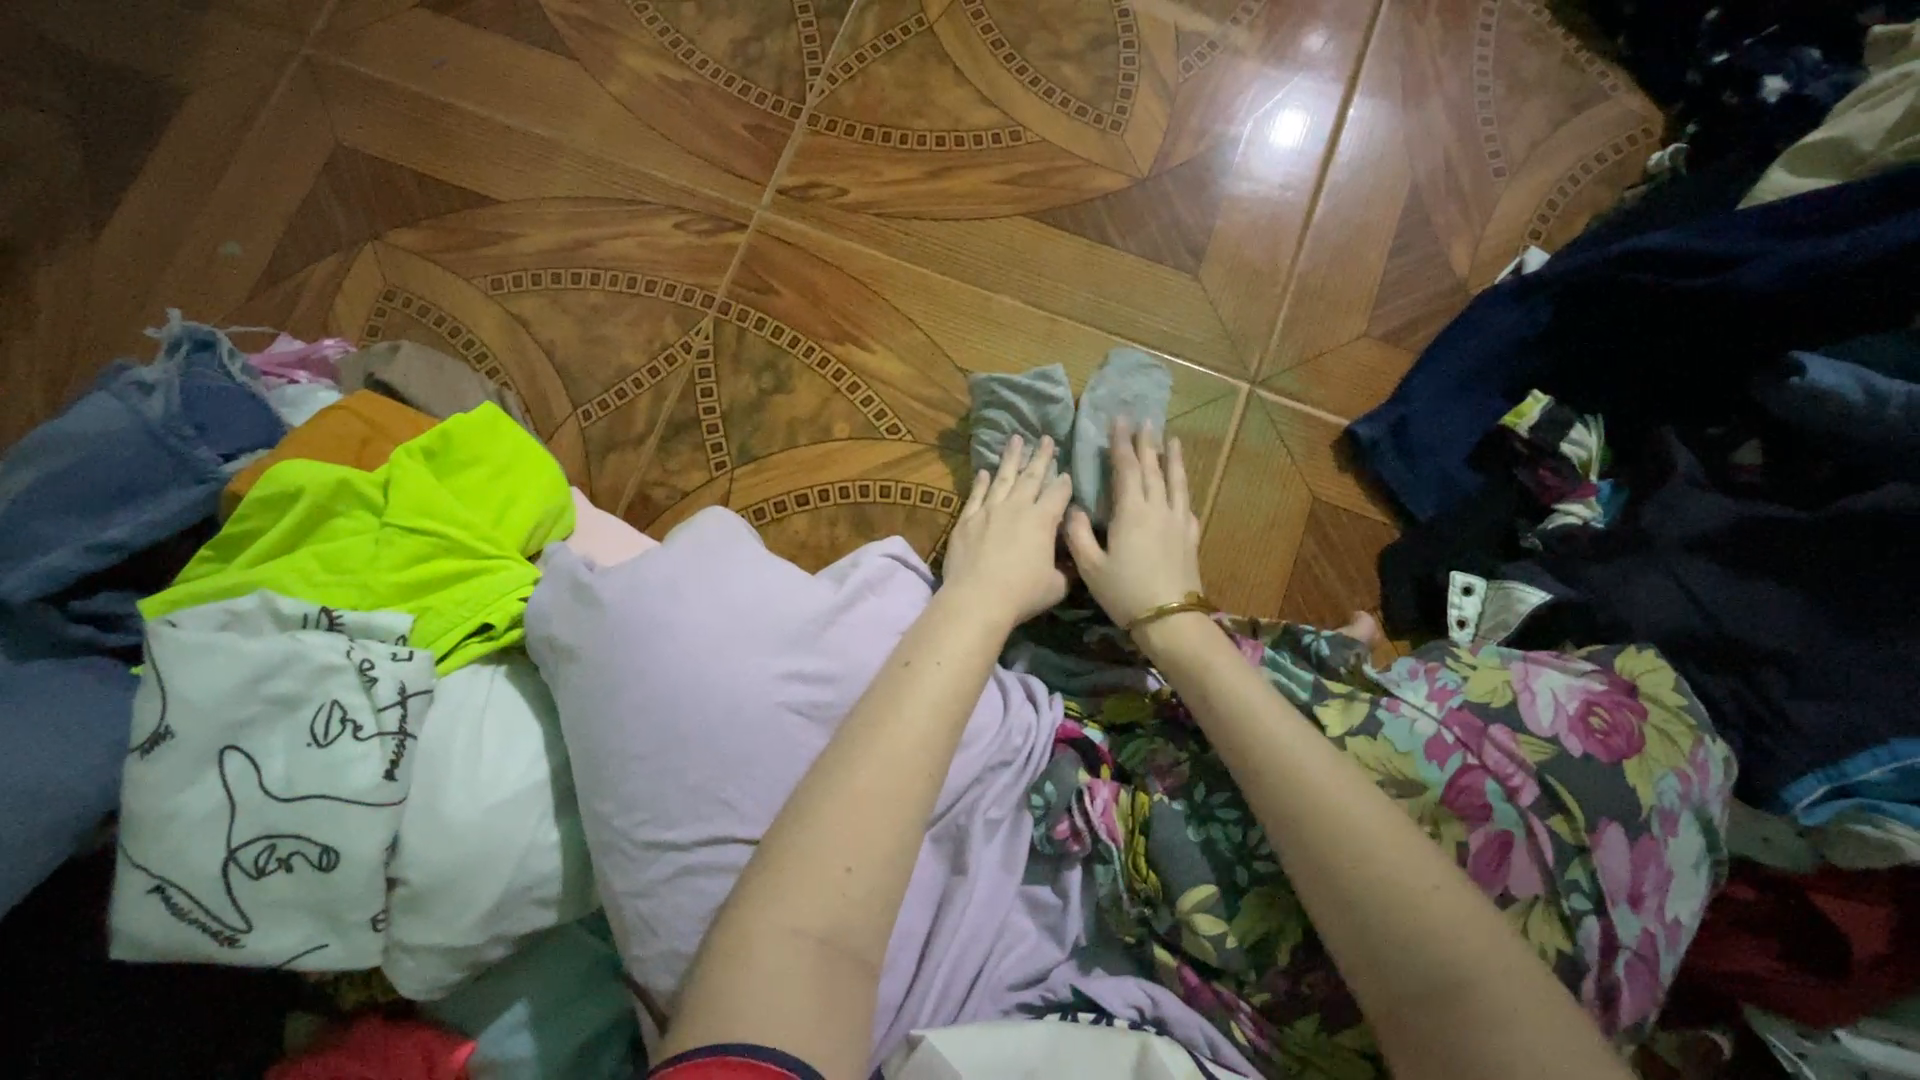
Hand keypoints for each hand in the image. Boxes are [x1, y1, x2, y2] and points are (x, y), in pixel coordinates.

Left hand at [942, 434, 1072, 627]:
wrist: (976, 598)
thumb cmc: (1022, 594)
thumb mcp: (1056, 586)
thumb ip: (1065, 571)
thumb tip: (1071, 564)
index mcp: (1043, 520)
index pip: (1058, 493)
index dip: (1064, 483)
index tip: (1066, 473)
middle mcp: (1017, 507)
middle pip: (1031, 476)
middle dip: (1040, 456)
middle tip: (1045, 438)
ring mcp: (988, 510)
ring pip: (1002, 477)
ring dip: (1011, 458)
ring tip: (1016, 440)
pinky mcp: (966, 520)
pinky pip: (976, 495)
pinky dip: (981, 482)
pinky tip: (984, 471)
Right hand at [1065, 417, 1203, 626]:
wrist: (1170, 619)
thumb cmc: (1124, 593)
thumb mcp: (1090, 567)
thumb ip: (1078, 534)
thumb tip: (1073, 508)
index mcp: (1131, 512)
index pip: (1126, 468)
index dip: (1120, 444)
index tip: (1118, 421)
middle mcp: (1157, 509)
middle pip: (1152, 468)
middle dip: (1146, 442)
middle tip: (1143, 420)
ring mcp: (1178, 521)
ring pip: (1175, 481)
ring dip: (1171, 458)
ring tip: (1171, 439)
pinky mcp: (1190, 537)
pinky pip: (1187, 504)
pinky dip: (1182, 489)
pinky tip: (1181, 488)